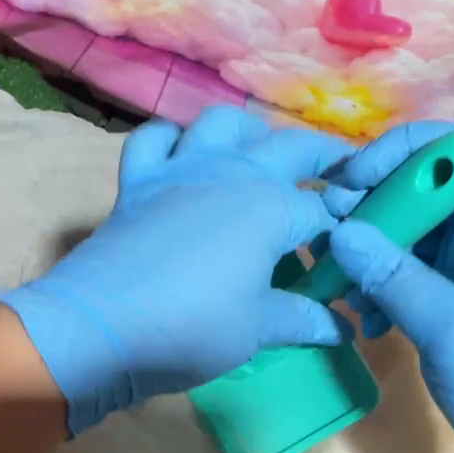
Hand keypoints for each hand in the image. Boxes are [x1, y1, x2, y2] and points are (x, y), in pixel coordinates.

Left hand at [0, 106, 353, 434]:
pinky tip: (183, 157)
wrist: (100, 327)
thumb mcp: (258, 329)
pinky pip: (155, 139)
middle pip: (289, 148)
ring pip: (223, 123)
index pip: (322, 211)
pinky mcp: (138, 182)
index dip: (342, 228)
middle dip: (322, 159)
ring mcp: (180, 169)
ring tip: (261, 158)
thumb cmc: (193, 327)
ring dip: (250, 134)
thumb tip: (343, 328)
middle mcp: (231, 172)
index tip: (352, 246)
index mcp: (271, 206)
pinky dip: (173, 140)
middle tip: (338, 178)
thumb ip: (304, 320)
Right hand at [321, 122, 453, 452]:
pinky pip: (414, 275)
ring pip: (414, 236)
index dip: (405, 152)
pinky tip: (366, 321)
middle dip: (375, 208)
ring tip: (341, 289)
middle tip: (327, 234)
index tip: (352, 181)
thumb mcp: (451, 330)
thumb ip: (394, 277)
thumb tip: (340, 232)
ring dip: (373, 255)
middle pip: (428, 192)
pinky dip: (384, 288)